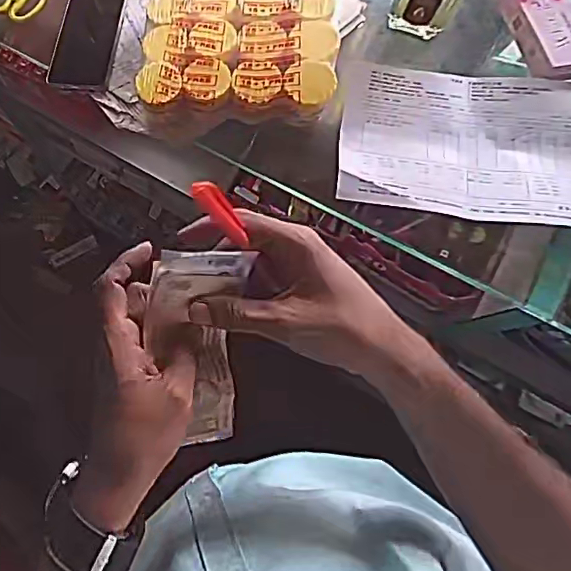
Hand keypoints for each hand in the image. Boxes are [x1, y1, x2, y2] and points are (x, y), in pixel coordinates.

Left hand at [77, 241, 195, 531]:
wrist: (116, 475)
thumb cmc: (142, 438)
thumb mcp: (177, 392)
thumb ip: (184, 350)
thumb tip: (190, 321)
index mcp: (116, 344)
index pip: (109, 288)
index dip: (125, 262)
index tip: (149, 250)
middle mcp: (108, 344)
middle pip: (121, 298)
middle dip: (148, 282)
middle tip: (182, 279)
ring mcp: (111, 358)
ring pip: (129, 316)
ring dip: (153, 305)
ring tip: (187, 303)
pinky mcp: (118, 370)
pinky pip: (134, 336)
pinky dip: (153, 326)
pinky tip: (179, 334)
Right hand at [185, 210, 434, 385]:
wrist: (385, 350)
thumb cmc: (346, 328)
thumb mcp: (284, 321)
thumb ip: (237, 314)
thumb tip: (198, 307)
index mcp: (295, 242)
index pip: (242, 220)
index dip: (209, 225)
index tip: (185, 239)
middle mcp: (295, 246)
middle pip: (243, 240)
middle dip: (215, 258)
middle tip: (190, 277)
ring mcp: (298, 263)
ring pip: (252, 261)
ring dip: (230, 277)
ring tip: (206, 296)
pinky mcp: (300, 281)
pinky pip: (264, 277)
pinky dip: (246, 289)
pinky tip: (233, 308)